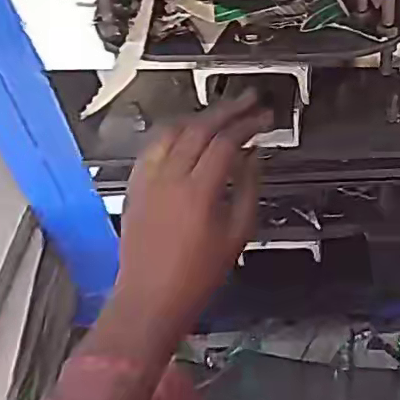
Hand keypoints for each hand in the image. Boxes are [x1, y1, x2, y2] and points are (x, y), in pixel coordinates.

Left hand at [107, 92, 270, 337]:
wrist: (151, 298)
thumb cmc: (196, 276)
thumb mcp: (236, 234)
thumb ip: (248, 189)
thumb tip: (253, 158)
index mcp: (199, 191)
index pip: (226, 141)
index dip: (248, 124)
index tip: (263, 118)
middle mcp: (170, 178)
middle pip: (200, 128)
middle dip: (228, 110)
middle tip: (248, 101)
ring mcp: (148, 179)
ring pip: (174, 131)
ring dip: (199, 117)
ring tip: (219, 113)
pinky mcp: (135, 185)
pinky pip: (153, 146)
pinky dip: (173, 133)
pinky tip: (184, 133)